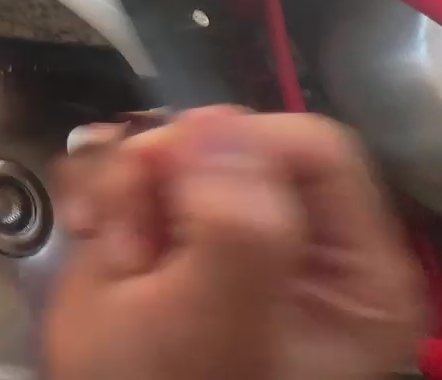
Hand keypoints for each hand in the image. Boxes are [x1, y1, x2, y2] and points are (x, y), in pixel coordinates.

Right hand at [43, 107, 423, 379]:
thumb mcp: (214, 318)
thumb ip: (237, 226)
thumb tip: (218, 122)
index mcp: (350, 268)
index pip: (306, 146)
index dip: (228, 150)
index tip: (169, 189)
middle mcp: (292, 235)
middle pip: (220, 136)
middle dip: (156, 173)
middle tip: (137, 242)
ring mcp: (216, 222)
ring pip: (159, 141)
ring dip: (116, 185)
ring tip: (114, 252)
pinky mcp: (155, 214)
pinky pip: (117, 157)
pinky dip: (91, 187)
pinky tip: (90, 234)